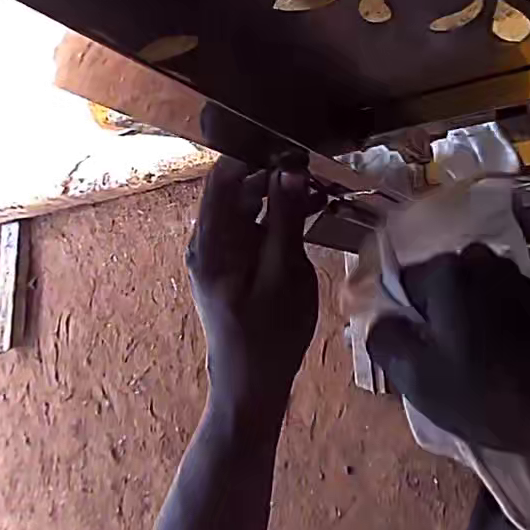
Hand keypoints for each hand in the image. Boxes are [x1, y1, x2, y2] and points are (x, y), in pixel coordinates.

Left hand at [187, 155, 325, 412]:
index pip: (223, 177)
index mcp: (212, 241)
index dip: (254, 154)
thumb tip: (291, 168)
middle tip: (316, 167)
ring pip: (247, 205)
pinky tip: (310, 212)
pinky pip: (252, 225)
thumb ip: (285, 218)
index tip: (292, 144)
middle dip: (274, 172)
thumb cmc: (269, 333)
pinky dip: (277, 215)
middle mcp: (209, 240)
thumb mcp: (284, 272)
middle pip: (237, 188)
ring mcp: (219, 251)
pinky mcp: (233, 261)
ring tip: (320, 188)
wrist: (252, 385)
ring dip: (280, 193)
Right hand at [367, 244, 529, 473]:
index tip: (410, 353)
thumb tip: (379, 320)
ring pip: (463, 293)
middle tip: (439, 364)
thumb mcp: (419, 377)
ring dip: (459, 320)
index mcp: (446, 269)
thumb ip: (384, 339)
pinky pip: (491, 299)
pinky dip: (486, 321)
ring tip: (469, 365)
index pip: (399, 284)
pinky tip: (496, 357)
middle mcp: (477, 257)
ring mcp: (509, 271)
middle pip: (432, 285)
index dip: (400, 320)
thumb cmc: (488, 392)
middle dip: (430, 318)